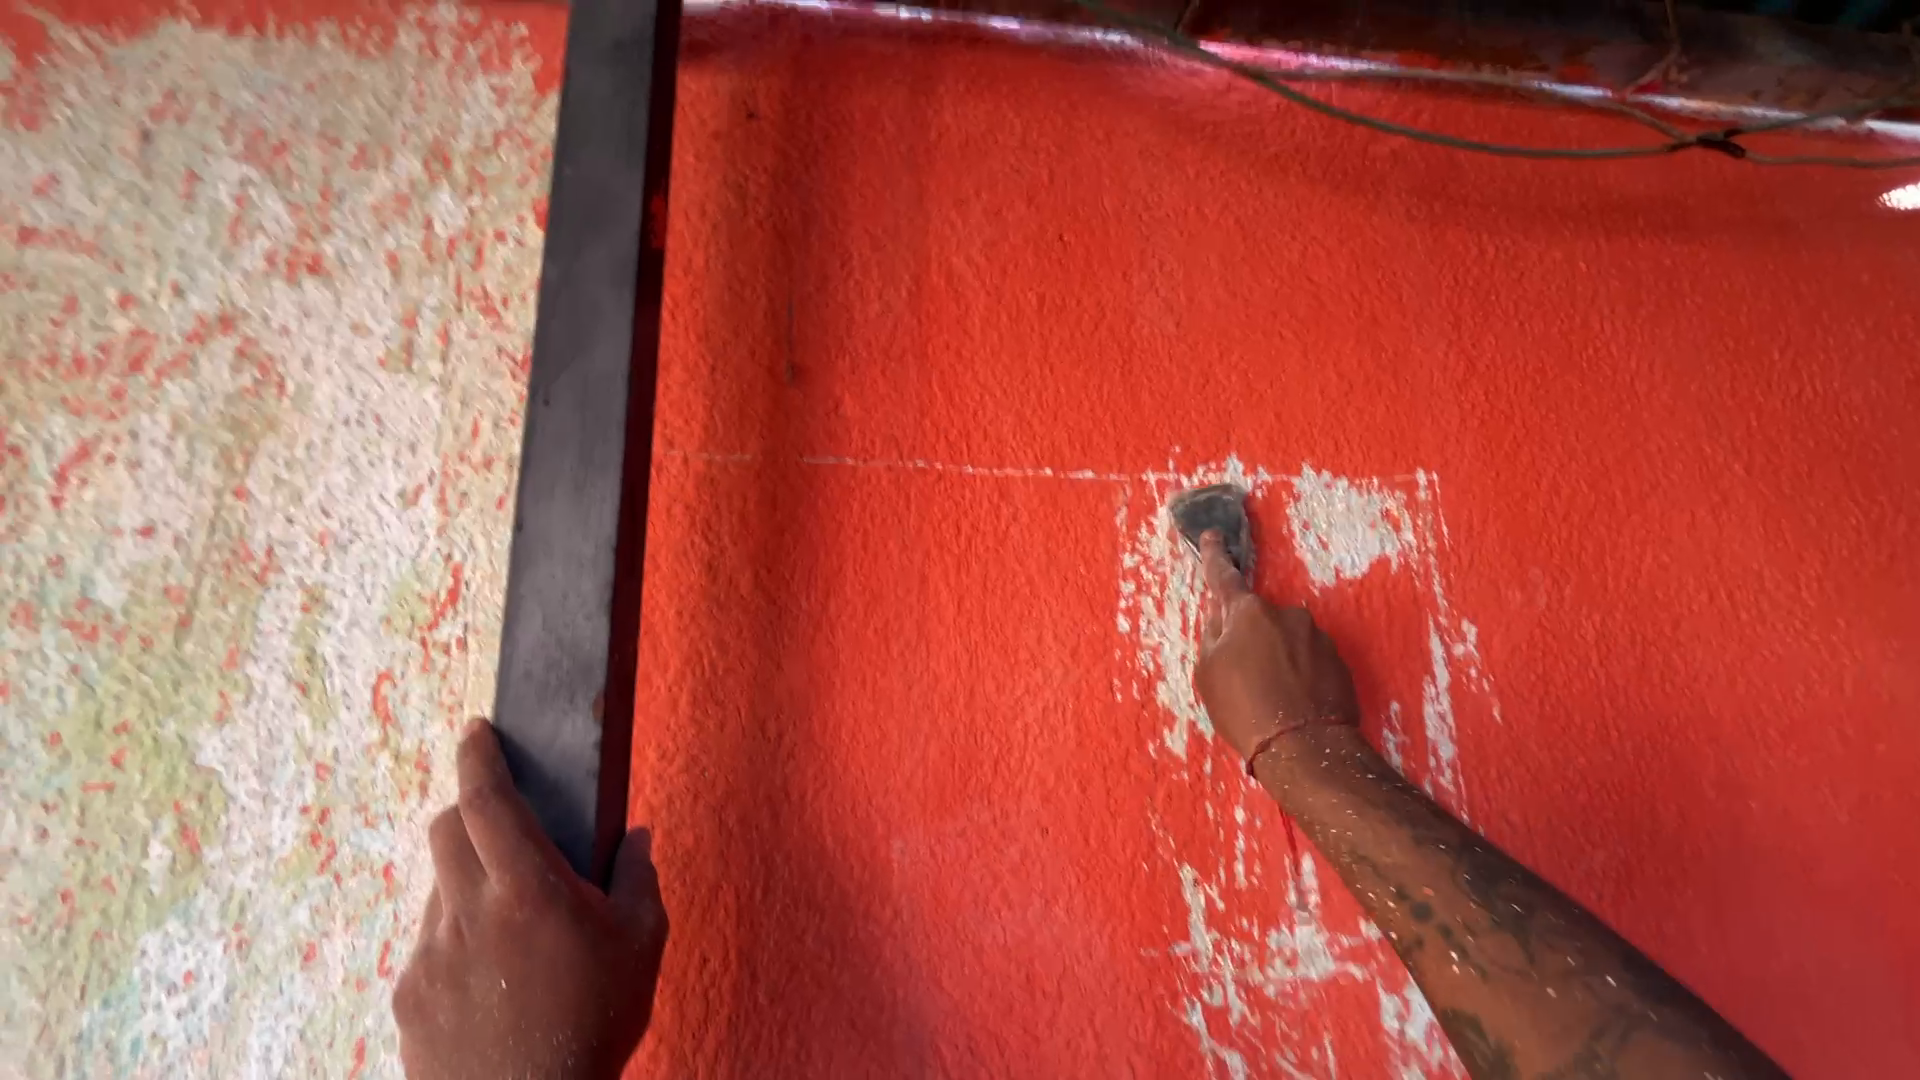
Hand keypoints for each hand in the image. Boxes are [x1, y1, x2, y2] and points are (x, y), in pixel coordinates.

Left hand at [394, 721, 668, 1079]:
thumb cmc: (596, 1020)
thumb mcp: (642, 939)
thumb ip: (637, 876)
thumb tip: (635, 837)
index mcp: (526, 890)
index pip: (486, 801)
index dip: (478, 757)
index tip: (475, 730)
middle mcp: (466, 913)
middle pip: (445, 830)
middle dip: (469, 807)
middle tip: (504, 822)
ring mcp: (428, 958)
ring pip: (438, 884)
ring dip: (469, 874)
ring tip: (513, 913)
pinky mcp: (408, 998)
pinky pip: (430, 938)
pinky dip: (459, 927)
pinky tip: (495, 968)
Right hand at [1194, 531, 1358, 760]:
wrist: (1305, 749)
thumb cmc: (1244, 708)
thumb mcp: (1208, 673)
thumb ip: (1213, 635)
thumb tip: (1220, 615)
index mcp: (1248, 612)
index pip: (1225, 578)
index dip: (1215, 557)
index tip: (1213, 536)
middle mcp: (1286, 614)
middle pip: (1257, 619)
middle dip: (1247, 637)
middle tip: (1239, 675)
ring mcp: (1316, 636)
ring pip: (1284, 639)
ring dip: (1274, 657)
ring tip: (1269, 697)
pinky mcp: (1338, 660)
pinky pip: (1307, 658)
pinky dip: (1296, 673)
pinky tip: (1291, 701)